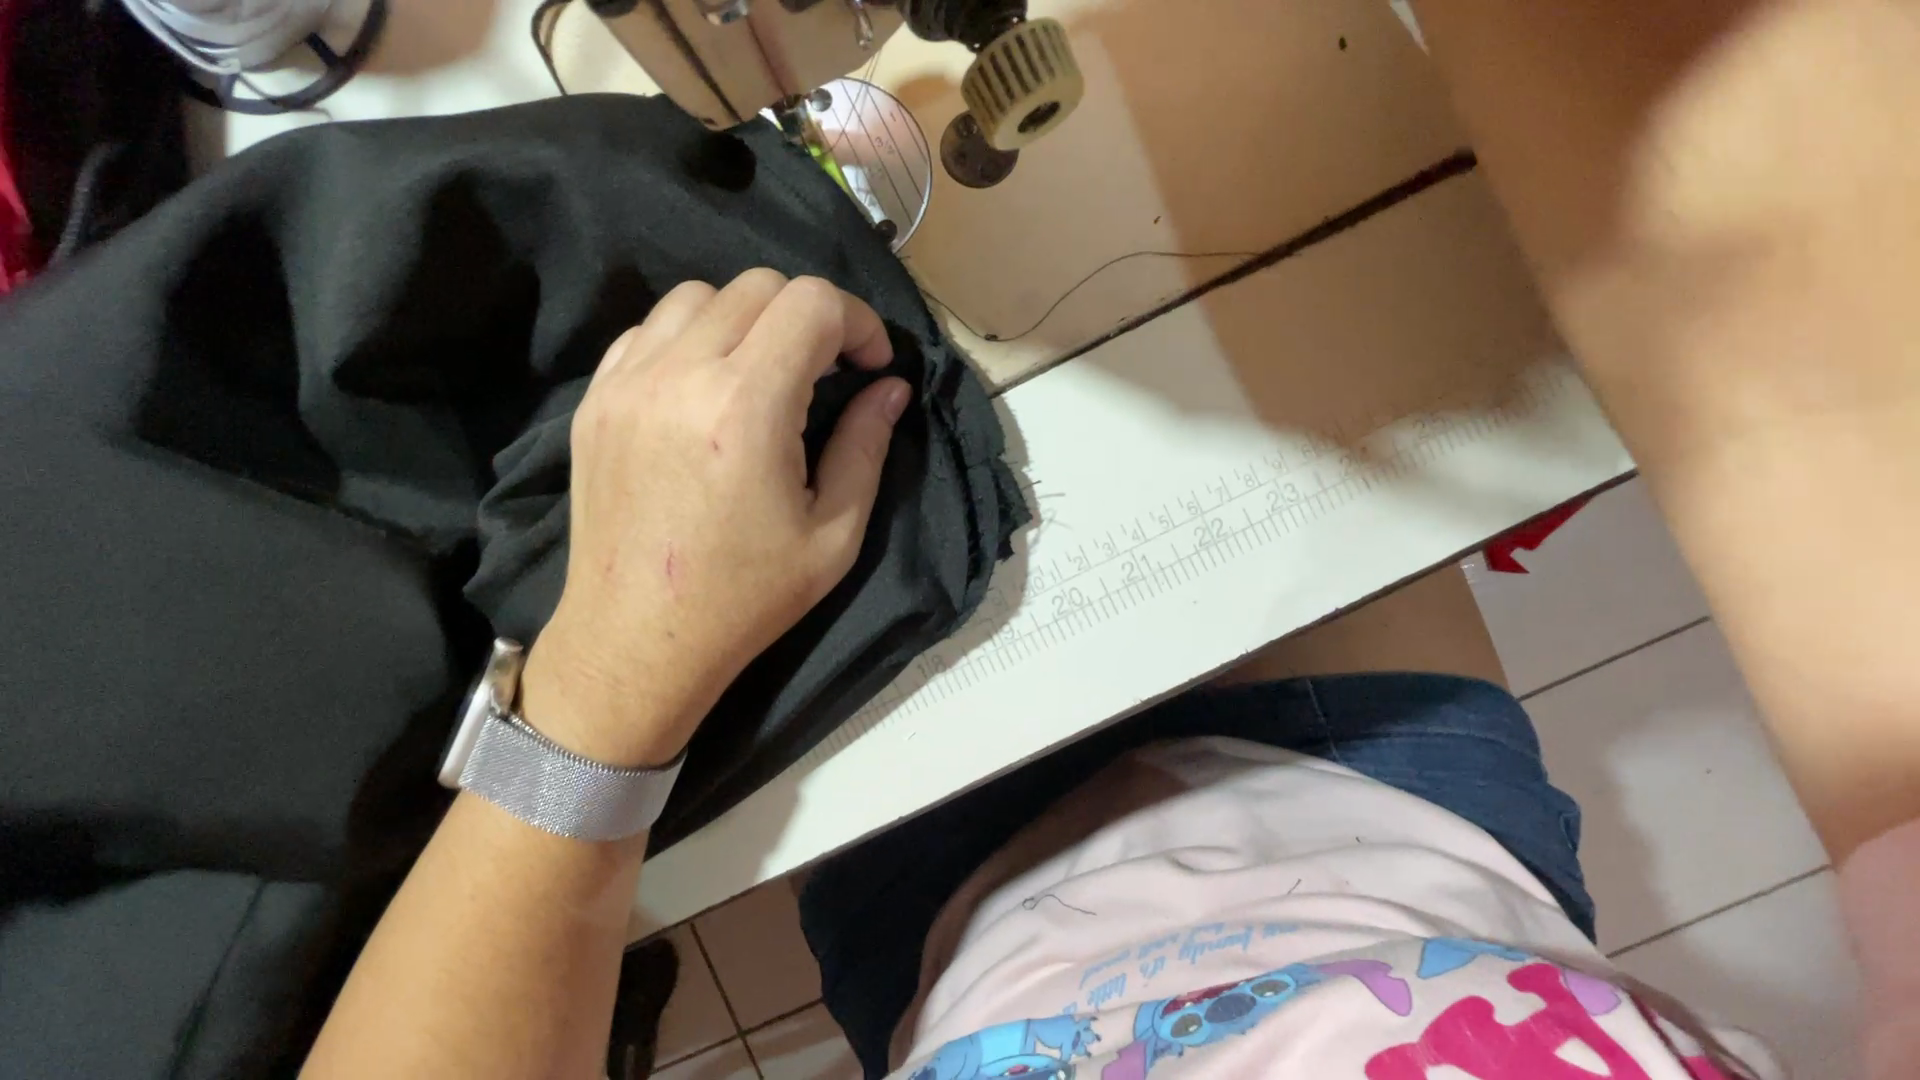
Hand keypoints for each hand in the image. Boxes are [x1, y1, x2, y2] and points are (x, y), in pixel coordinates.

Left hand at [518, 269, 908, 766]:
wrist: (636, 641)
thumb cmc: (747, 597)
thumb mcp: (834, 534)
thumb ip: (866, 446)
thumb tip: (890, 388)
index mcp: (748, 407)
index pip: (811, 303)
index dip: (858, 322)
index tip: (871, 366)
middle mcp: (681, 375)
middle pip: (758, 286)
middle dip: (810, 316)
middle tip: (828, 372)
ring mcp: (627, 383)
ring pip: (698, 296)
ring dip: (748, 320)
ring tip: (766, 374)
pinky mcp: (596, 400)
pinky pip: (650, 331)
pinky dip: (691, 338)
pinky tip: (708, 389)